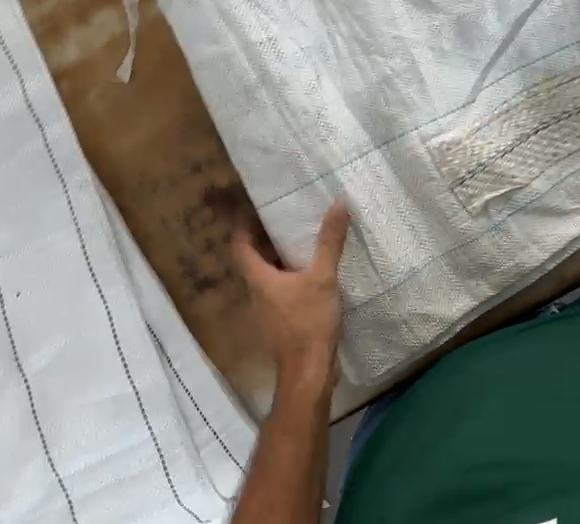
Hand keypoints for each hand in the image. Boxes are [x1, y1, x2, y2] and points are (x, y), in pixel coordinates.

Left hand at [234, 202, 350, 383]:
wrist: (308, 374)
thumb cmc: (308, 323)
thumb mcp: (322, 277)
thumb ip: (329, 242)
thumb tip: (338, 204)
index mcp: (258, 279)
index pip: (241, 246)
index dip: (245, 225)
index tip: (258, 208)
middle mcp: (256, 293)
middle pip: (253, 260)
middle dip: (266, 239)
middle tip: (286, 218)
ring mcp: (267, 311)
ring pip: (267, 277)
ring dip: (279, 259)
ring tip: (301, 240)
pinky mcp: (280, 324)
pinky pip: (279, 291)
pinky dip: (290, 277)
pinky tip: (311, 274)